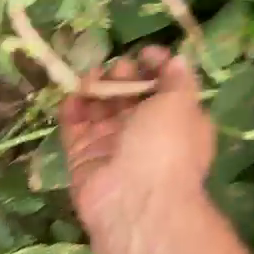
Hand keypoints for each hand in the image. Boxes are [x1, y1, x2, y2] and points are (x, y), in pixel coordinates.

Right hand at [61, 46, 214, 232]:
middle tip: (117, 68)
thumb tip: (177, 60)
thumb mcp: (181, 103)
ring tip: (90, 79)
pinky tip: (72, 96)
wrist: (134, 200)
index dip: (155, 67)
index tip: (145, 52)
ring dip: (95, 89)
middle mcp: (144, 133)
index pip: (164, 87)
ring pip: (99, 108)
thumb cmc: (166, 146)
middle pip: (129, 96)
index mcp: (176, 121)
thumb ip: (177, 79)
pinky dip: (72, 109)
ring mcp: (111, 145)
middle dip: (122, 75)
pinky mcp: (83, 156)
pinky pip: (74, 127)